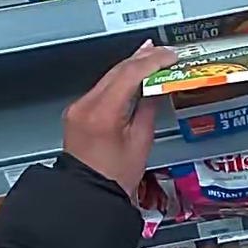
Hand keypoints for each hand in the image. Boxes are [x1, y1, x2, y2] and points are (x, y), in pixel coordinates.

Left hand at [62, 41, 177, 199]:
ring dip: (131, 65)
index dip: (153, 61)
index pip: (129, 74)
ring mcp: (78, 108)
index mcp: (103, 114)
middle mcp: (85, 106)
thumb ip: (148, 108)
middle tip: (165, 51)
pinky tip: (132, 73)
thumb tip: (156, 87)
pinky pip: (102, 87)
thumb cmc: (114, 178)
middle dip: (143, 58)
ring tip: (153, 55)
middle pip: (117, 71)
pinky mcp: (77, 111)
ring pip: (109, 76)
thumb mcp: (141, 141)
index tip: (170, 56)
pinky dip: (120, 78)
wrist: (87, 196)